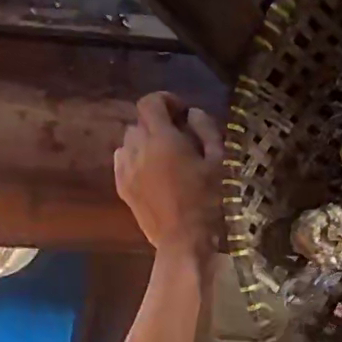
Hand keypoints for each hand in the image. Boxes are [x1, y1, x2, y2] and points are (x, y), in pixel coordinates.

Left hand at [114, 92, 223, 258]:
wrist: (185, 241)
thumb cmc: (209, 199)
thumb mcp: (219, 161)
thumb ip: (206, 130)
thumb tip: (192, 113)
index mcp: (163, 139)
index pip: (150, 103)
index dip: (165, 100)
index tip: (182, 112)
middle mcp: (138, 149)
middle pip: (140, 122)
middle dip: (159, 123)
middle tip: (181, 137)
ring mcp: (126, 169)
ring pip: (129, 141)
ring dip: (146, 141)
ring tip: (166, 156)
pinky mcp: (122, 187)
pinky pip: (123, 160)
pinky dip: (136, 158)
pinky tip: (153, 172)